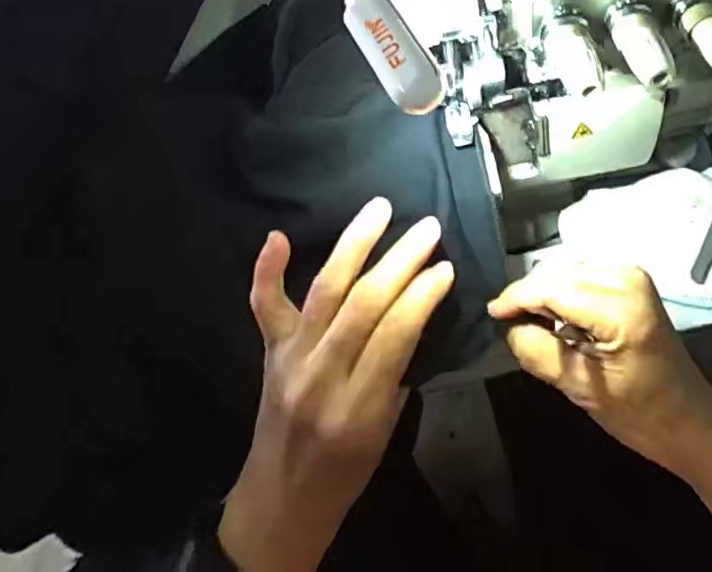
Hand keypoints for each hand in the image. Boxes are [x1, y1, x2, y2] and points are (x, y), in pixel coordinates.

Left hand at [218, 199, 454, 571]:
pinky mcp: (269, 351)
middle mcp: (320, 377)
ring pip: (325, 290)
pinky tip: (278, 236)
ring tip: (380, 209)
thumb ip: (399, 366)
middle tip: (429, 228)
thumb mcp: (386, 428)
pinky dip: (268, 270)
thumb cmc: (347, 469)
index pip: (395, 333)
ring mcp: (289, 359)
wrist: (280, 502)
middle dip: (401, 260)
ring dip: (356, 244)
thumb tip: (418, 305)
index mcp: (358, 407)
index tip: (447, 267)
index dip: (424, 294)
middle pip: (364, 303)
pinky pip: (265, 306)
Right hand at [487, 263, 711, 472]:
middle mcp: (627, 277)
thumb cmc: (639, 413)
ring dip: (546, 291)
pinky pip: (585, 276)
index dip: (517, 297)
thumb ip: (538, 352)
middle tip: (504, 320)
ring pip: (571, 270)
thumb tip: (510, 328)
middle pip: (560, 273)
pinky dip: (565, 291)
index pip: (553, 288)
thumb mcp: (581, 389)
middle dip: (530, 293)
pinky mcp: (633, 281)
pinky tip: (554, 315)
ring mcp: (632, 275)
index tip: (490, 312)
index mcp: (619, 306)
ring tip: (525, 319)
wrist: (689, 419)